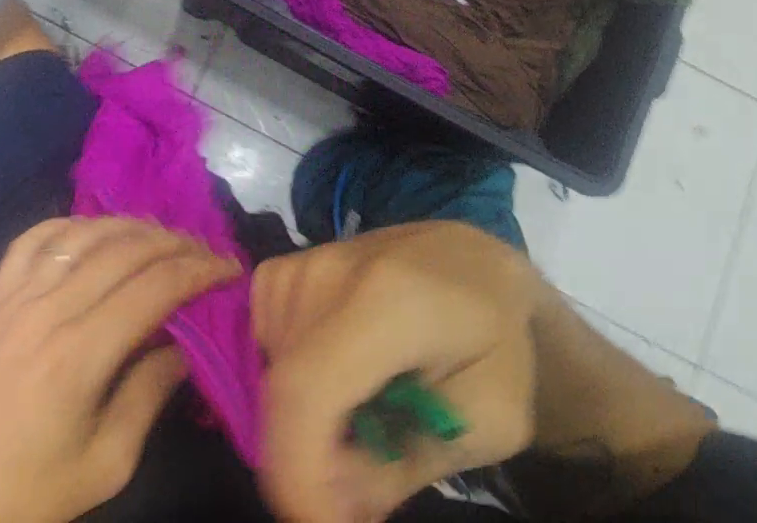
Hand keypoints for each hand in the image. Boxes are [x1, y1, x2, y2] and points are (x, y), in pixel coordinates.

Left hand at [0, 216, 240, 522]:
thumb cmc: (25, 494)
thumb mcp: (104, 464)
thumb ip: (147, 396)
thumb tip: (182, 347)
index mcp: (80, 353)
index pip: (155, 286)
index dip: (199, 270)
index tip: (230, 269)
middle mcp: (48, 309)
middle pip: (123, 250)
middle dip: (175, 243)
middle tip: (207, 252)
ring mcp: (13, 297)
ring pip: (81, 235)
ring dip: (128, 227)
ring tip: (162, 237)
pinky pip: (31, 241)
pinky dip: (69, 225)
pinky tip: (90, 231)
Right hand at [253, 222, 542, 522]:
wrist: (468, 259)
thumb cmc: (492, 341)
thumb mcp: (486, 419)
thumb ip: (406, 461)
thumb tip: (330, 499)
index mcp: (388, 303)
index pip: (310, 388)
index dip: (299, 468)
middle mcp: (325, 276)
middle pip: (283, 392)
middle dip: (311, 459)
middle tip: (363, 482)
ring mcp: (293, 269)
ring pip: (271, 376)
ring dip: (307, 419)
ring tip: (366, 413)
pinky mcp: (275, 272)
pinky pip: (264, 348)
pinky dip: (293, 382)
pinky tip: (339, 372)